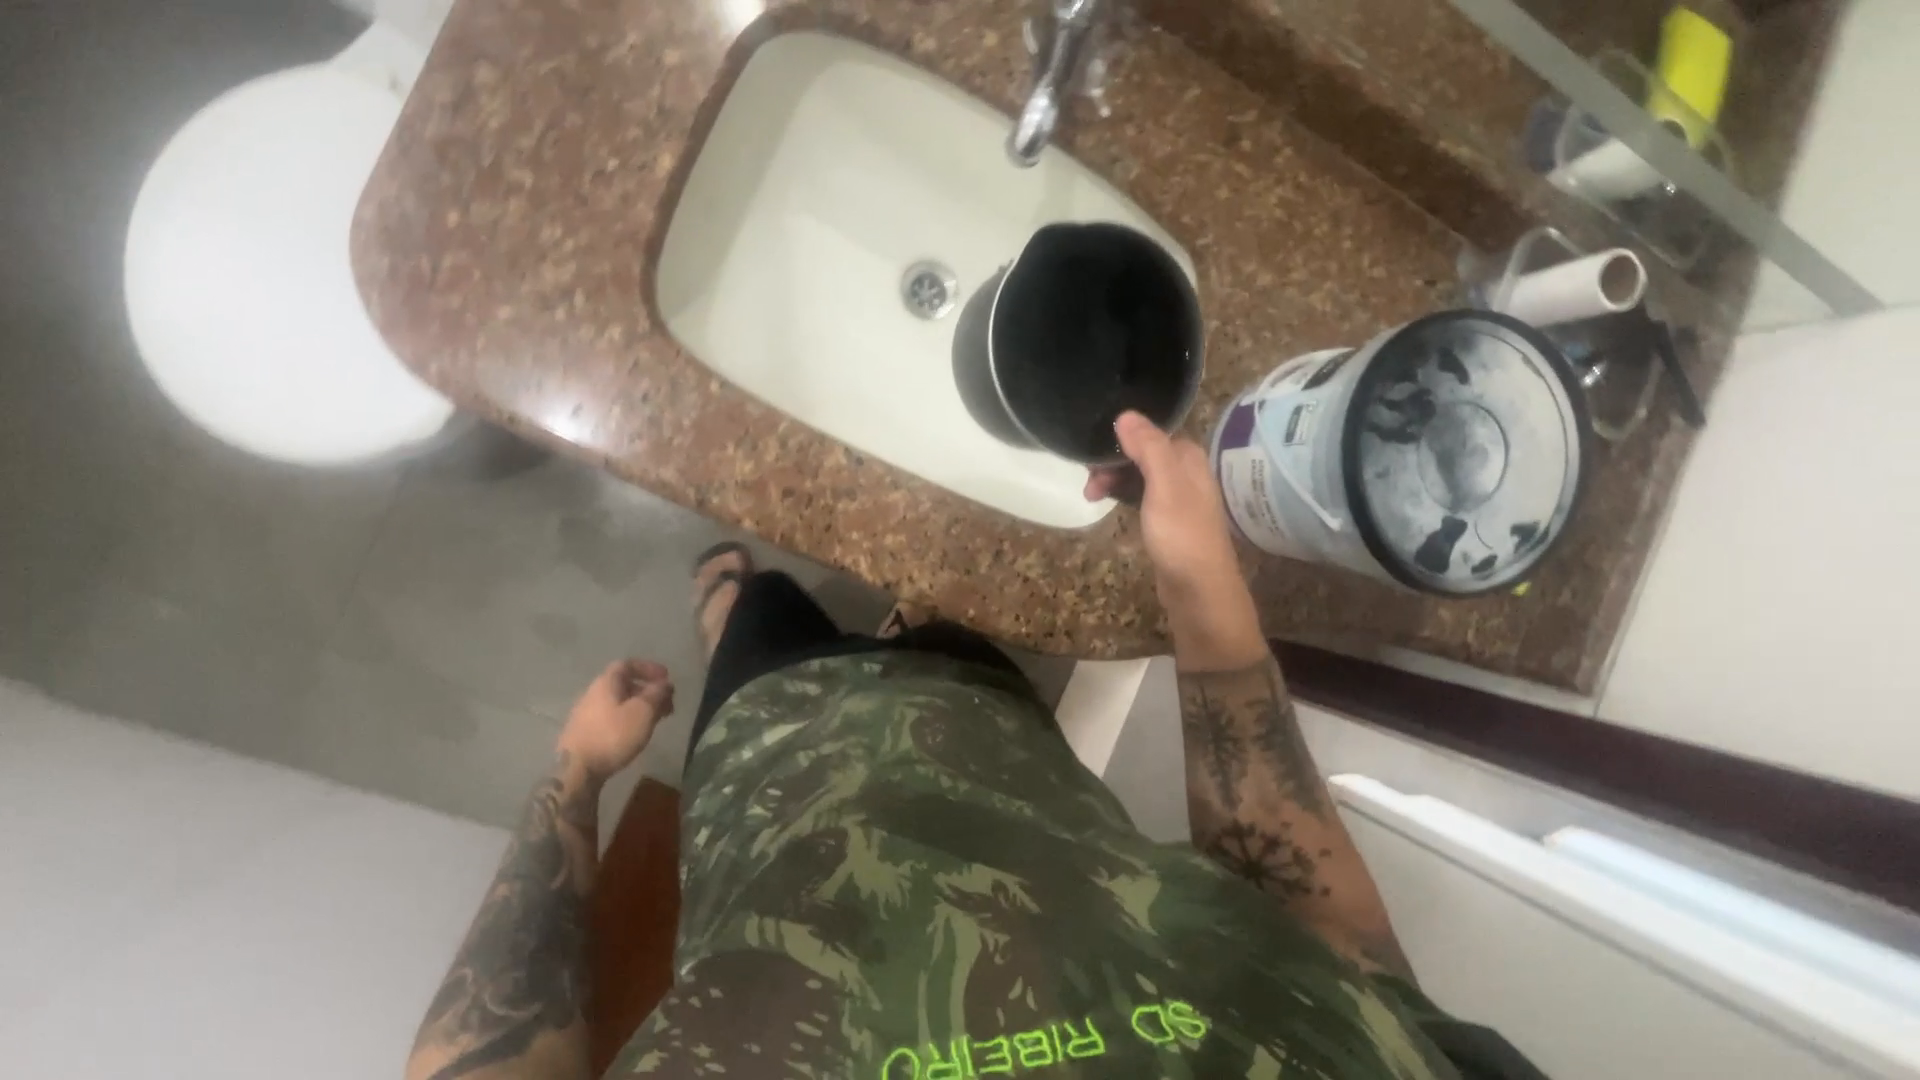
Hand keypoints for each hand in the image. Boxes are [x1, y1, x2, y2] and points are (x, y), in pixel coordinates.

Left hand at [557, 660, 674, 782]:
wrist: (577, 771)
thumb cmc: (613, 735)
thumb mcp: (643, 711)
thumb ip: (657, 694)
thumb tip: (664, 684)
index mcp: (606, 683)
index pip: (627, 665)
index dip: (648, 668)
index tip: (666, 678)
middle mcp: (593, 694)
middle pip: (624, 685)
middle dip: (648, 691)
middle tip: (667, 704)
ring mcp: (586, 715)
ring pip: (619, 703)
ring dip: (640, 707)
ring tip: (656, 721)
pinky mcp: (584, 734)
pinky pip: (611, 718)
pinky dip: (628, 719)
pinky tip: (636, 733)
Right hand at [1086, 411, 1266, 670]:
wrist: (1198, 591)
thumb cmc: (1182, 536)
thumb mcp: (1164, 486)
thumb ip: (1148, 448)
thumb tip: (1125, 414)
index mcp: (1188, 459)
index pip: (1150, 433)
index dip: (1120, 440)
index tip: (1092, 456)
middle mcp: (1186, 473)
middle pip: (1142, 453)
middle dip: (1112, 462)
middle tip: (1089, 483)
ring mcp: (1177, 499)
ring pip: (1139, 476)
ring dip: (1114, 480)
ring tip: (1091, 496)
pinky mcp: (1168, 522)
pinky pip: (1141, 497)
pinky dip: (1123, 497)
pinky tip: (1109, 506)